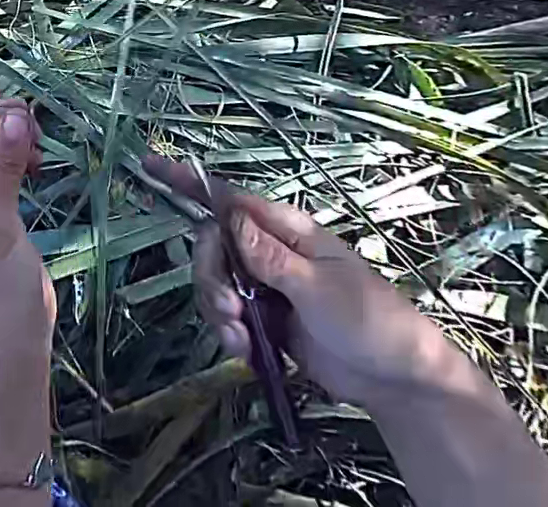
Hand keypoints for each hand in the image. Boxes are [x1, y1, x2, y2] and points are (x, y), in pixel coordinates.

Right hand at [144, 155, 464, 409]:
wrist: (397, 380)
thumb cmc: (370, 320)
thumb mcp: (320, 286)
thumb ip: (270, 256)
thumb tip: (229, 218)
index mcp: (283, 229)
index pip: (227, 198)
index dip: (187, 181)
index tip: (150, 165)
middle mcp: (266, 249)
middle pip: (211, 245)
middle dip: (211, 278)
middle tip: (231, 309)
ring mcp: (262, 283)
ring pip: (214, 281)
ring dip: (219, 310)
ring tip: (242, 339)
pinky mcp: (262, 316)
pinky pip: (226, 313)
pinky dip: (228, 333)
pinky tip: (247, 352)